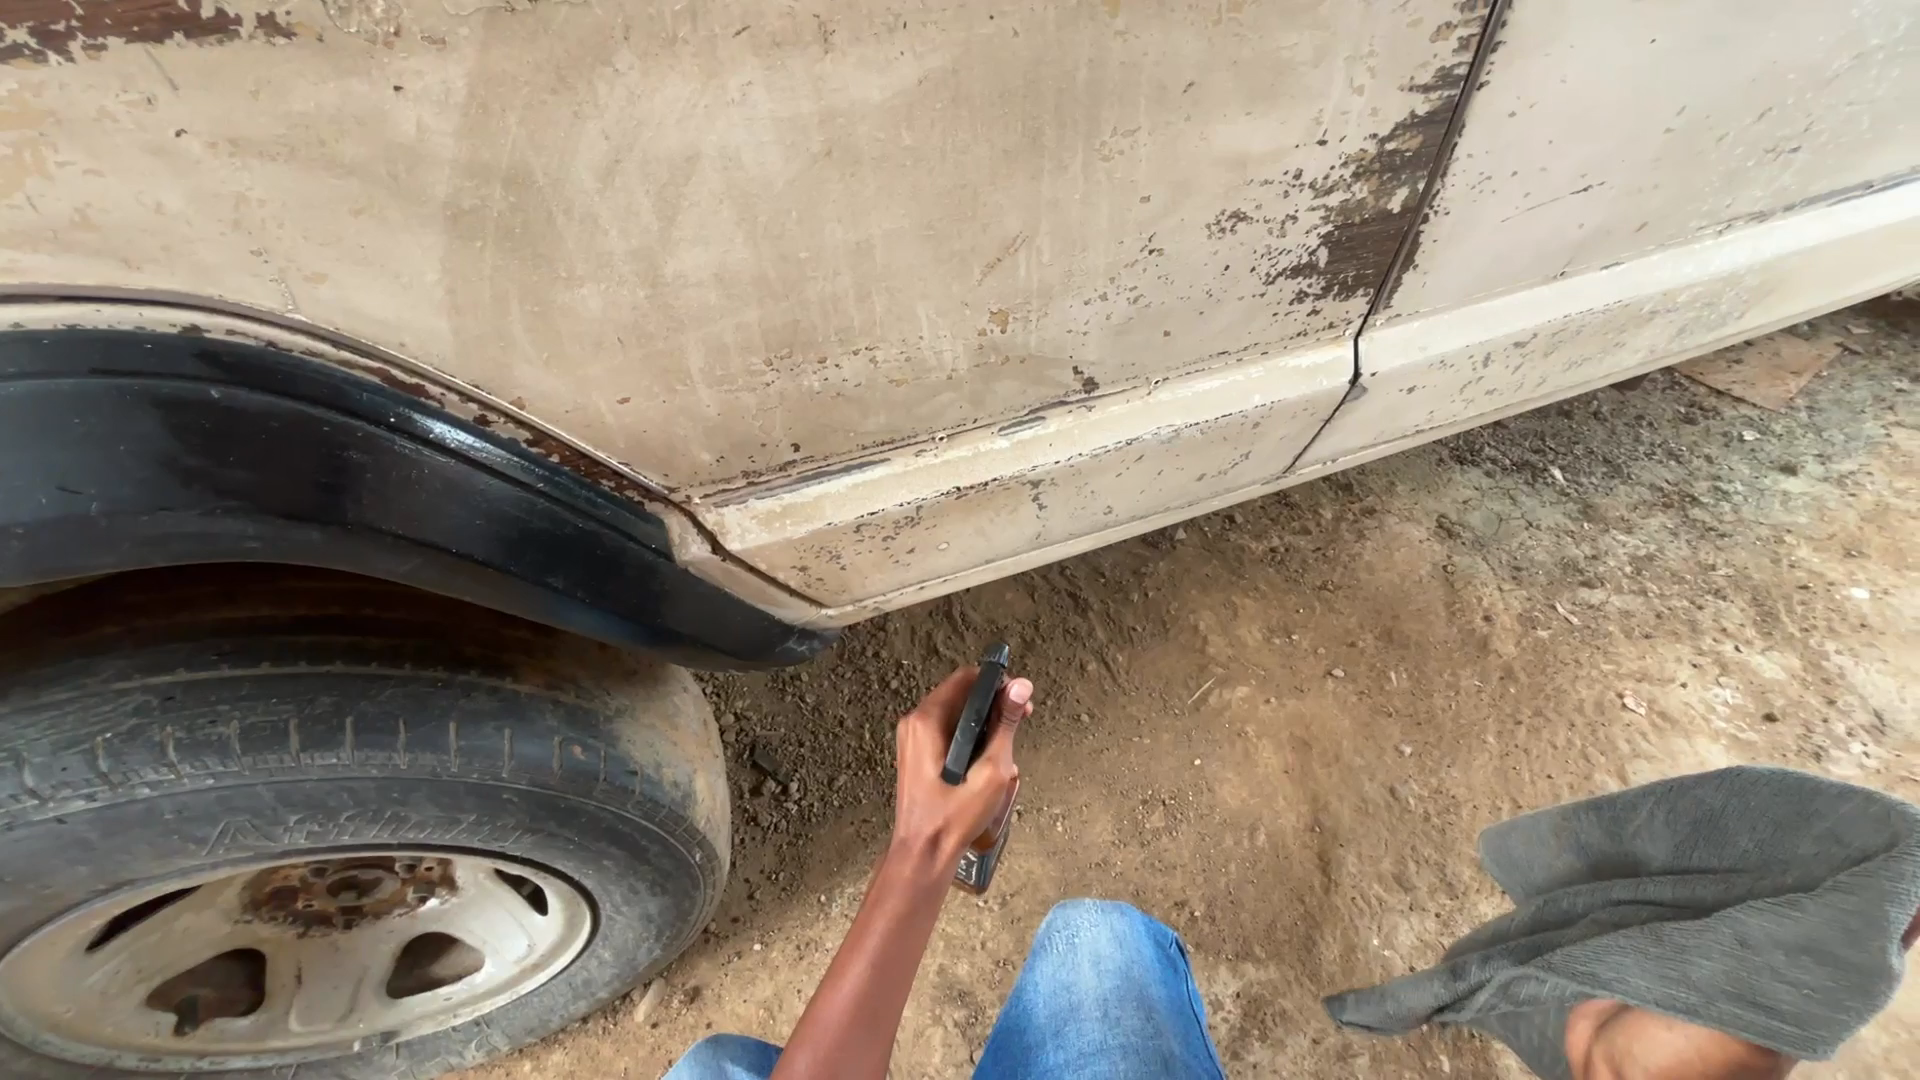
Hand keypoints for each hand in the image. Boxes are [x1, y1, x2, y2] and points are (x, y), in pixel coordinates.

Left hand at [890, 666, 1031, 863]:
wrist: (924, 853)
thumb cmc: (952, 818)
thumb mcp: (991, 770)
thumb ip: (1006, 725)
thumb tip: (1020, 687)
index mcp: (927, 721)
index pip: (966, 678)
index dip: (997, 685)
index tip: (1018, 701)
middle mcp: (915, 723)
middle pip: (961, 693)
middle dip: (993, 706)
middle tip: (1017, 725)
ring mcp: (912, 738)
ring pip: (956, 712)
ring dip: (984, 724)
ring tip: (1002, 751)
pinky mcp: (916, 752)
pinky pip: (947, 730)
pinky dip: (969, 737)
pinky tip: (984, 761)